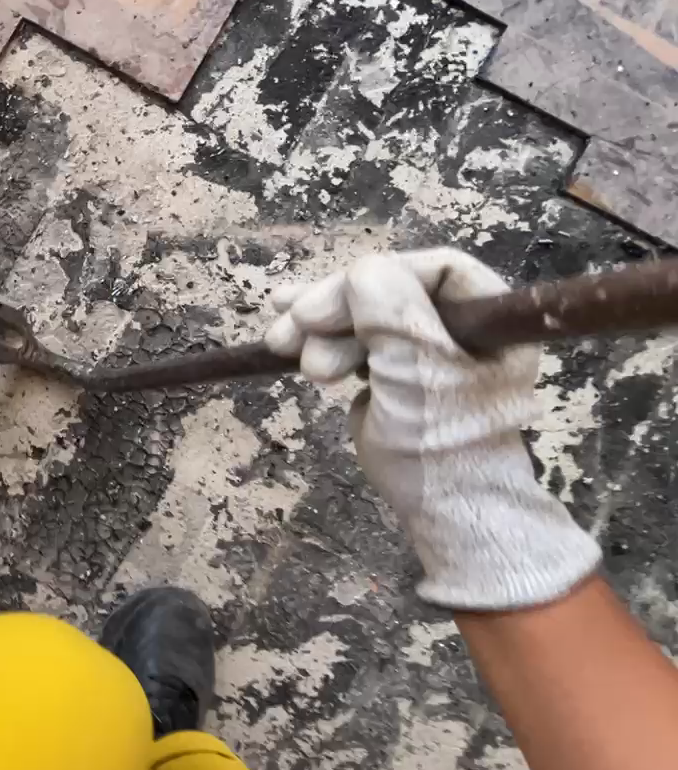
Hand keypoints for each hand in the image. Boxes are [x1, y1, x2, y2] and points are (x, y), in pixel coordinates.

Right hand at [264, 248, 599, 609]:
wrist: (434, 500)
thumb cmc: (437, 444)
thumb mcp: (417, 379)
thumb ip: (396, 322)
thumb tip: (363, 268)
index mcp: (489, 322)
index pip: (434, 270)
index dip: (371, 280)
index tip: (318, 311)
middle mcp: (455, 324)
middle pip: (385, 288)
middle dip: (330, 309)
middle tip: (290, 336)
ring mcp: (416, 342)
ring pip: (357, 309)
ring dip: (310, 323)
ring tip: (279, 346)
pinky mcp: (382, 360)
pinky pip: (344, 330)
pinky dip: (310, 329)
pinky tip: (281, 328)